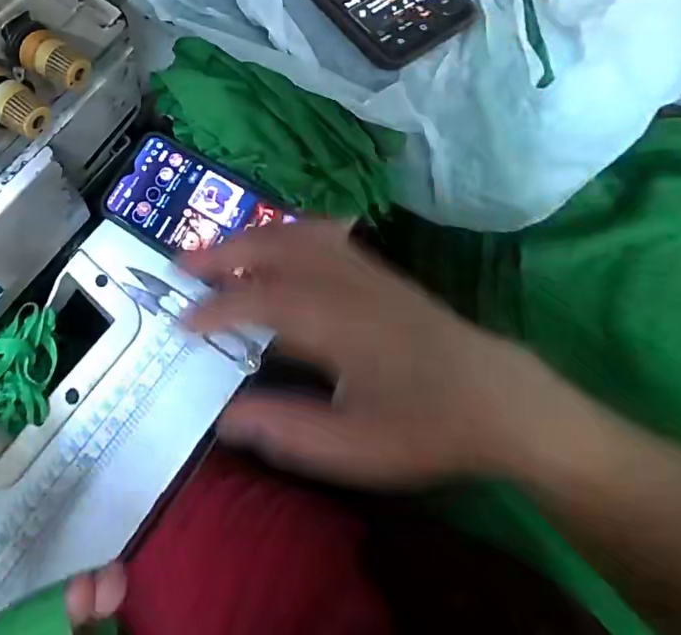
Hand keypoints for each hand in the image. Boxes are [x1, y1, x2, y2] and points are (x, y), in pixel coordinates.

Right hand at [181, 220, 593, 487]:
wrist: (500, 398)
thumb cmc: (424, 425)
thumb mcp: (352, 446)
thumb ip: (283, 429)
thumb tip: (222, 416)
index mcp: (327, 319)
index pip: (252, 300)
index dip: (211, 309)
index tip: (180, 323)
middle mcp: (337, 280)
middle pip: (266, 249)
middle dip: (218, 254)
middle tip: (180, 268)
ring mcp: (359, 268)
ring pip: (291, 235)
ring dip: (247, 240)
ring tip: (217, 253)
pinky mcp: (375, 269)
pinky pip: (320, 234)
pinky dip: (285, 233)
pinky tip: (281, 243)